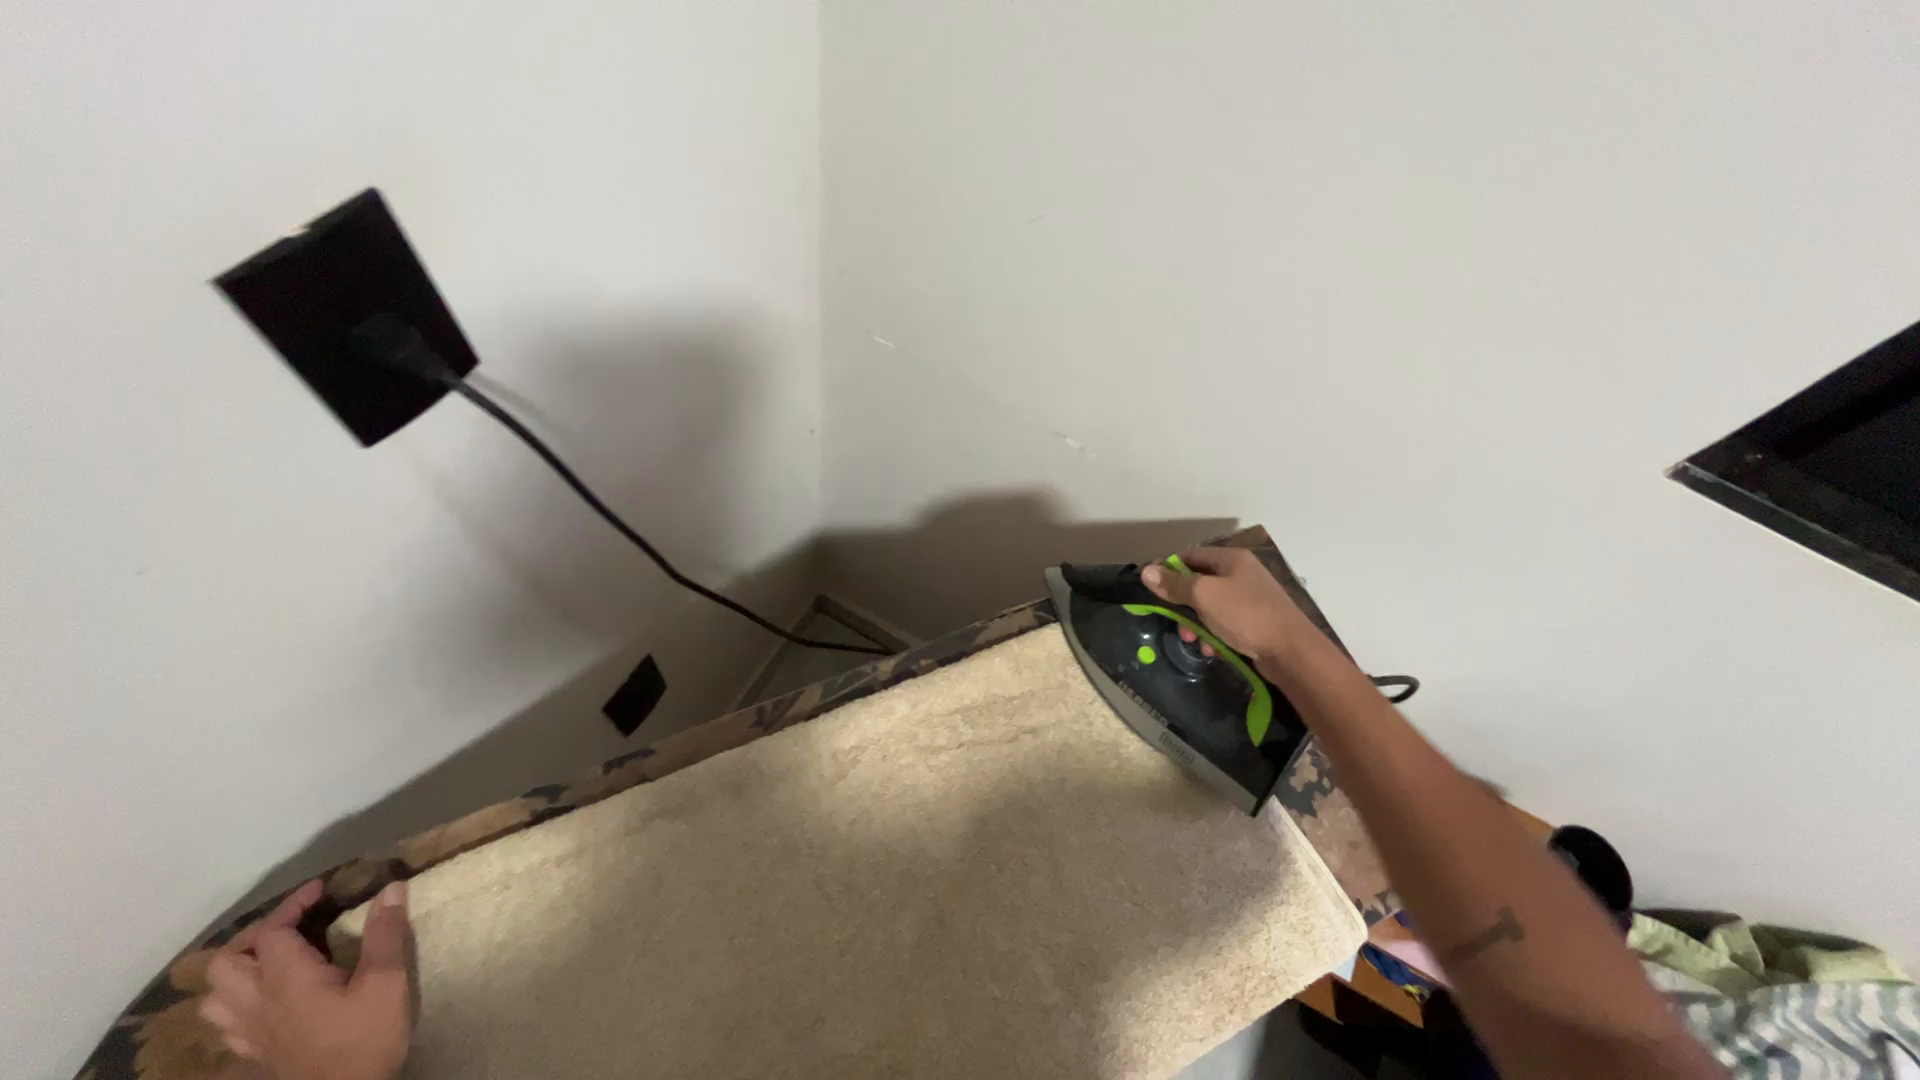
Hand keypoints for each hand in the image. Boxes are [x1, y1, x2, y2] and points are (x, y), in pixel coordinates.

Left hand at [201, 880, 414, 1079]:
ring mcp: (249, 1032)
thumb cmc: (366, 1037)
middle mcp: (257, 1003)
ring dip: (237, 970)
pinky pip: (225, 1022)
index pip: (270, 932)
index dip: (292, 904)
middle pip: (227, 962)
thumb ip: (385, 933)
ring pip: (215, 995)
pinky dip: (236, 1002)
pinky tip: (264, 999)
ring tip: (272, 959)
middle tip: (293, 924)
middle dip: (256, 934)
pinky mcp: (254, 1053)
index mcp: (287, 980)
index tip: (322, 889)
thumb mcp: (387, 981)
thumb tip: (390, 887)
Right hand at [1140, 547, 1322, 669]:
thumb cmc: (1245, 615)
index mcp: (1231, 559)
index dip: (1169, 569)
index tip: (1152, 588)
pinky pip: (1224, 623)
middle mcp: (1241, 574)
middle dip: (1183, 605)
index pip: (1190, 555)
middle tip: (1175, 622)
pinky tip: (1213, 649)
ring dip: (1197, 624)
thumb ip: (1175, 584)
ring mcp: (1249, 598)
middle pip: (1198, 583)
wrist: (1290, 651)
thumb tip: (1146, 571)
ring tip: (1195, 641)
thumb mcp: (1204, 596)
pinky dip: (1214, 635)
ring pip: (1209, 607)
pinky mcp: (1254, 621)